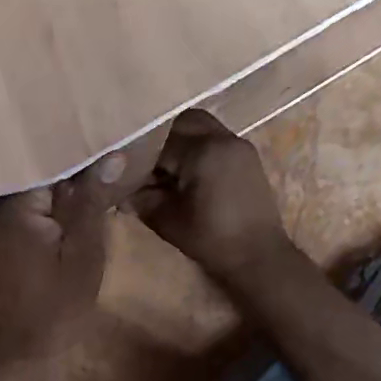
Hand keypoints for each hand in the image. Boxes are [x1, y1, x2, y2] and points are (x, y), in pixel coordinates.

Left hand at [0, 152, 128, 364]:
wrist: (29, 345)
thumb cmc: (60, 301)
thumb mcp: (85, 250)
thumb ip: (94, 201)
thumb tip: (112, 156)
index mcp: (19, 206)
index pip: (45, 158)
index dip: (76, 144)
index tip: (104, 128)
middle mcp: (6, 207)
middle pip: (42, 172)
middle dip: (75, 160)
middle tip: (110, 140)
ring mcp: (8, 224)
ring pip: (43, 190)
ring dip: (70, 182)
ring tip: (104, 159)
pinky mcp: (16, 238)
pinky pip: (41, 208)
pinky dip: (61, 202)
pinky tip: (86, 196)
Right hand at [129, 110, 294, 286]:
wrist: (259, 258)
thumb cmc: (212, 240)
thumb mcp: (168, 221)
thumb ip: (142, 199)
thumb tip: (120, 191)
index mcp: (203, 150)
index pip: (160, 138)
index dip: (139, 155)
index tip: (126, 172)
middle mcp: (224, 138)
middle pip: (183, 122)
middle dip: (161, 139)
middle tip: (147, 167)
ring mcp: (240, 146)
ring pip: (201, 128)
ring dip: (181, 143)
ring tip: (167, 172)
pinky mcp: (248, 158)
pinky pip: (216, 140)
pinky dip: (198, 150)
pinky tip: (188, 177)